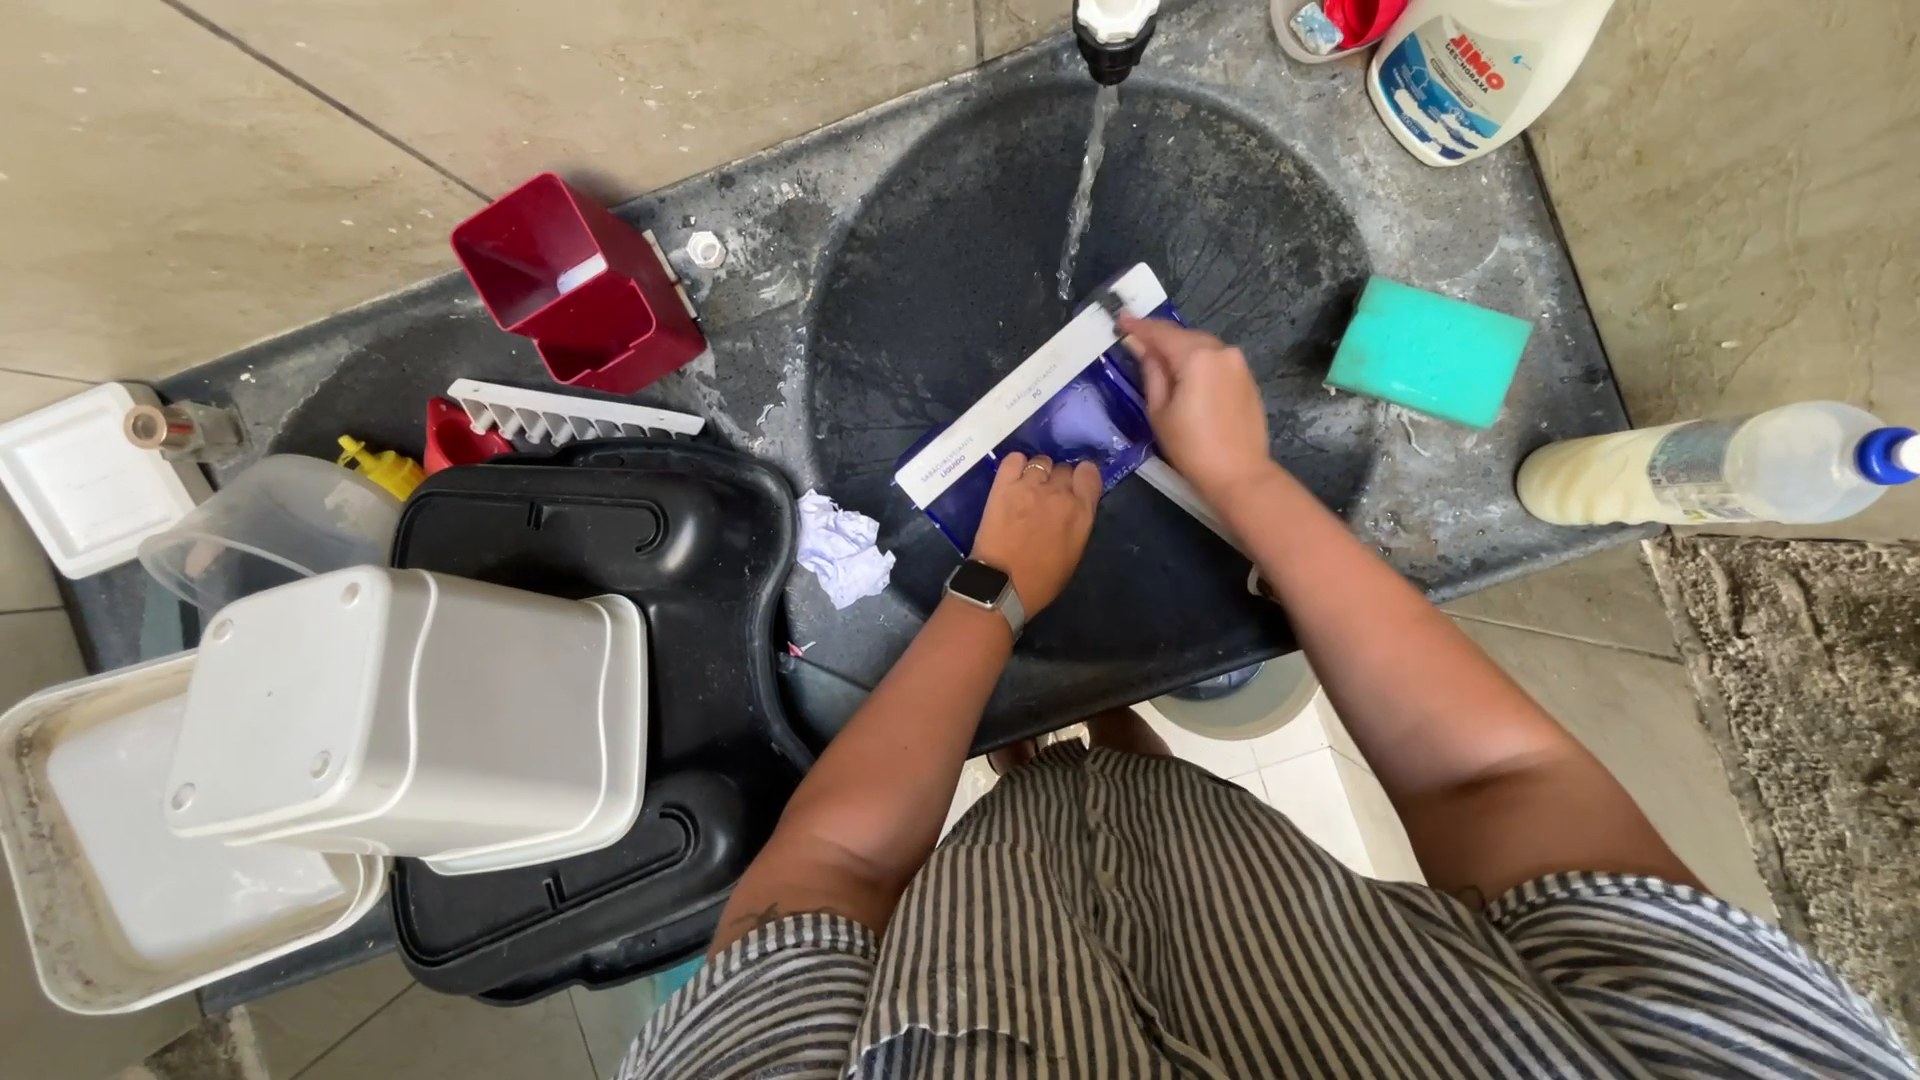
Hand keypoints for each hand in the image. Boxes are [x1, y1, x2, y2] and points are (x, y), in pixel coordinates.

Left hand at [969, 452, 1100, 613]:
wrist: (1002, 586)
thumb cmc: (1042, 580)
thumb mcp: (1074, 552)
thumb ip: (1077, 522)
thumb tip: (1072, 506)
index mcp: (1081, 513)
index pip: (1089, 473)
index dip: (1081, 478)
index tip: (1073, 487)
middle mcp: (1059, 494)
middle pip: (1063, 468)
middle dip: (1057, 480)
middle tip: (1046, 497)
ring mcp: (1030, 487)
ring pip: (1041, 462)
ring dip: (1037, 472)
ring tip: (1028, 488)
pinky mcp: (1003, 486)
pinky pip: (1014, 459)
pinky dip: (1016, 465)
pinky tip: (1013, 478)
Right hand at [1119, 315, 1276, 506]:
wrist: (1239, 473)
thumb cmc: (1191, 446)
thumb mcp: (1159, 411)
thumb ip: (1152, 373)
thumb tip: (1145, 351)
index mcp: (1197, 356)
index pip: (1162, 333)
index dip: (1139, 326)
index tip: (1121, 320)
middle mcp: (1221, 351)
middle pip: (1184, 336)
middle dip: (1161, 338)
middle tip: (1137, 342)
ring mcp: (1238, 364)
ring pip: (1202, 347)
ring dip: (1180, 350)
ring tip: (1159, 361)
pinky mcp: (1246, 379)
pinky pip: (1216, 361)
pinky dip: (1198, 363)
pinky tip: (1186, 376)